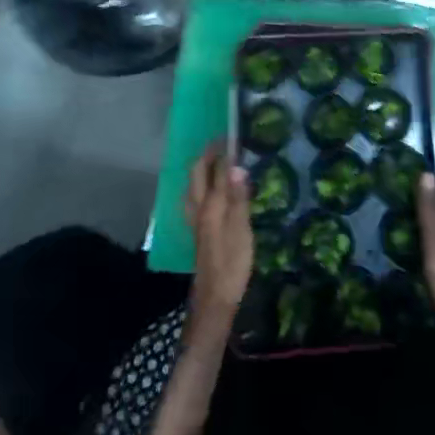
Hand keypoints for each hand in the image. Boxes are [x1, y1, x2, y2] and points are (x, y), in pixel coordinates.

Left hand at [184, 142, 251, 318]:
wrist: (214, 298)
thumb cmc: (232, 263)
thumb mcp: (241, 230)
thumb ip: (238, 197)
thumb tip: (237, 165)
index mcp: (210, 206)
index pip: (215, 170)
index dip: (224, 152)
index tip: (234, 136)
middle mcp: (199, 209)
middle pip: (196, 175)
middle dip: (207, 156)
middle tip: (223, 144)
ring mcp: (196, 221)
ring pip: (193, 187)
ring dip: (202, 170)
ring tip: (216, 161)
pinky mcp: (199, 231)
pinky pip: (196, 198)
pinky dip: (203, 185)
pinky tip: (211, 191)